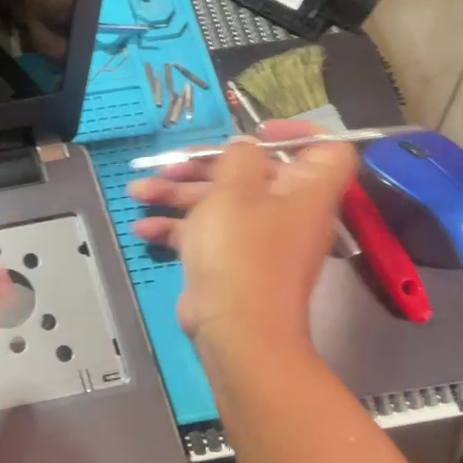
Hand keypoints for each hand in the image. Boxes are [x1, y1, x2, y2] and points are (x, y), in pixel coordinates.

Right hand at [127, 121, 356, 369]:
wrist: (237, 329)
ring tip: (138, 192)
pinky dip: (174, 229)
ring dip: (177, 194)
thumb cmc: (242, 252)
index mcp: (305, 191)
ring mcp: (255, 241)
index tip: (257, 132)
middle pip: (250, 175)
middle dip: (204, 167)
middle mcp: (285, 213)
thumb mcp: (236, 191)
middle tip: (168, 164)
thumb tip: (243, 148)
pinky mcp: (228, 264)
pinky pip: (203, 235)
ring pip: (218, 204)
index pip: (325, 151)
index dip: (297, 134)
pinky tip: (143, 228)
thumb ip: (239, 158)